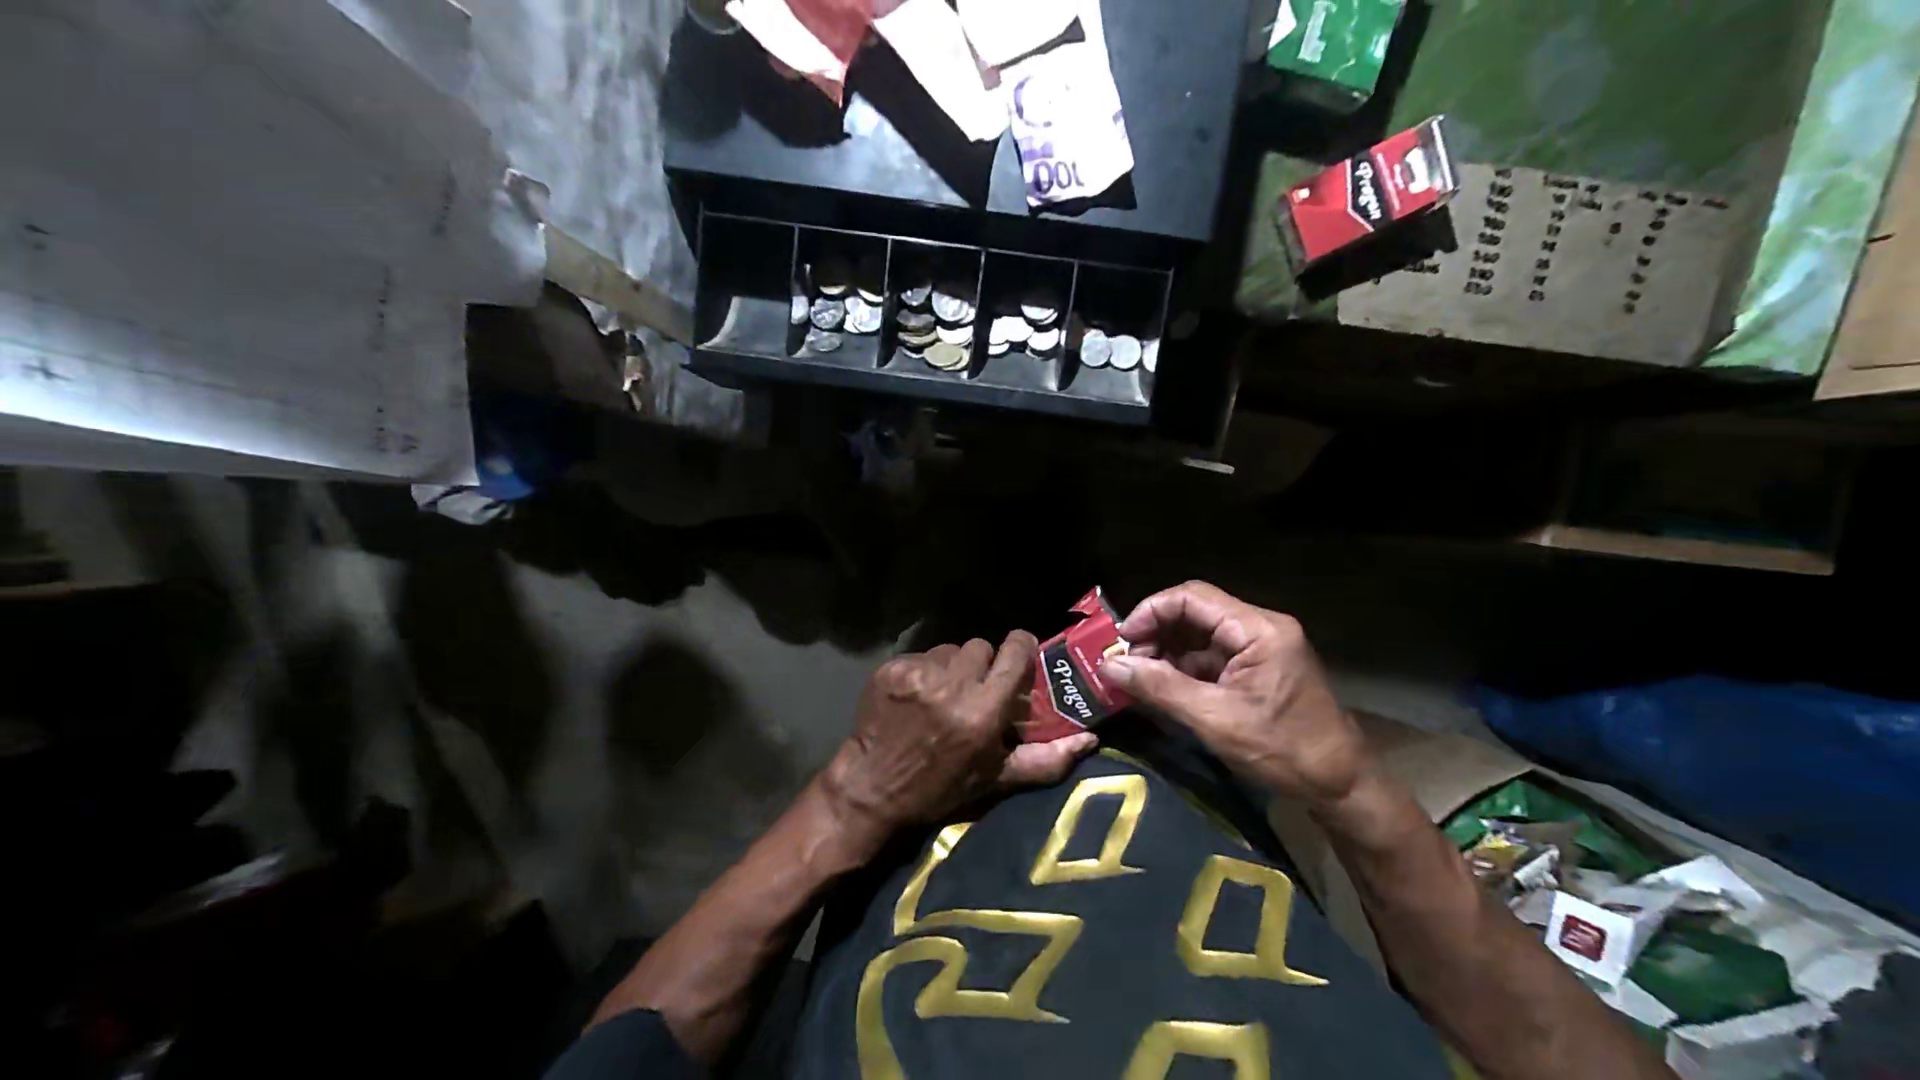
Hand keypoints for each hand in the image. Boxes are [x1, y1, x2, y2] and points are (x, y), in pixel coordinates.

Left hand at [822, 631, 1098, 845]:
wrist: (873, 788)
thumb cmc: (941, 787)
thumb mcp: (996, 779)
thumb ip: (1045, 759)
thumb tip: (1089, 739)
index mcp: (982, 712)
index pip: (1013, 653)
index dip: (1021, 647)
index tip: (1020, 654)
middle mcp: (952, 686)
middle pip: (981, 646)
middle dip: (983, 665)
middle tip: (975, 689)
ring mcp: (918, 675)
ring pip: (950, 649)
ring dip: (953, 666)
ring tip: (944, 694)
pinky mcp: (892, 669)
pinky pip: (921, 655)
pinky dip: (925, 670)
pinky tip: (917, 696)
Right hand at [1102, 582, 1369, 807]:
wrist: (1342, 785)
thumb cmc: (1283, 750)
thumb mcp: (1214, 719)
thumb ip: (1160, 687)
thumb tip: (1109, 666)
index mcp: (1258, 629)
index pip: (1192, 597)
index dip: (1150, 611)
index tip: (1123, 641)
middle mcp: (1260, 627)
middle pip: (1194, 611)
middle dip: (1155, 632)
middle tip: (1126, 663)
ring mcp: (1259, 647)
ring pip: (1199, 634)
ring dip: (1166, 651)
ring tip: (1138, 677)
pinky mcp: (1256, 668)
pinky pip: (1210, 655)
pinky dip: (1182, 668)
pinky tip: (1161, 687)